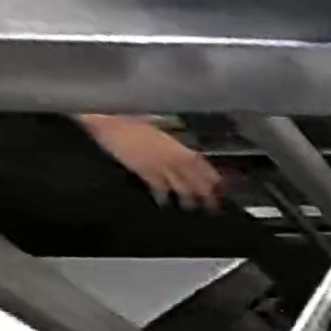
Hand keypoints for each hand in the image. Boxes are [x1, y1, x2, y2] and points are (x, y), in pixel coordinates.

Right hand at [79, 115, 224, 210]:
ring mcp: (164, 167)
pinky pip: (160, 190)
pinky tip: (163, 203)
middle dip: (209, 199)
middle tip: (212, 209)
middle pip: (202, 186)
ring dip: (188, 202)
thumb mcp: (167, 138)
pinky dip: (163, 198)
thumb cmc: (135, 126)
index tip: (221, 195)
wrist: (109, 120)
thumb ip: (180, 151)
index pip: (211, 174)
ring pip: (185, 191)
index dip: (217, 187)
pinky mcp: (146, 171)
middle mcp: (180, 161)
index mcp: (187, 152)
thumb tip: (193, 161)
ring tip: (189, 208)